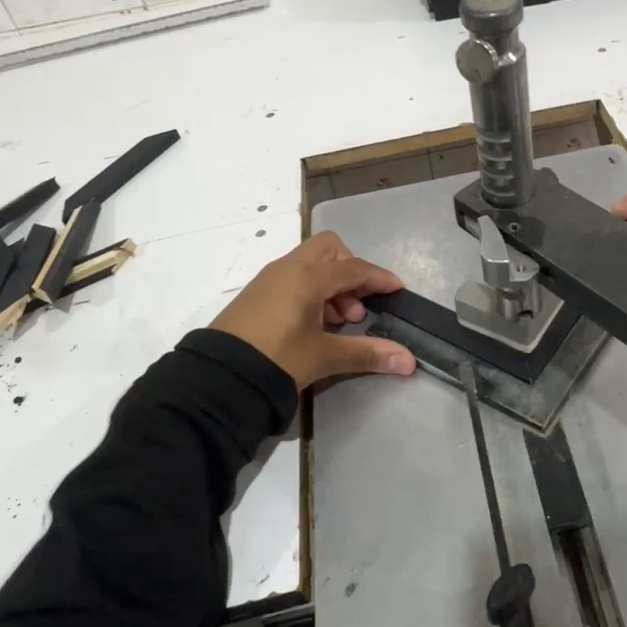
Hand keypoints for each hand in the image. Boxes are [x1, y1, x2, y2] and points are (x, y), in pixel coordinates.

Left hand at [212, 232, 416, 389]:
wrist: (217, 377)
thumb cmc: (276, 358)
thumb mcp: (324, 356)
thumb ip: (367, 353)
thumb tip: (409, 361)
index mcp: (308, 277)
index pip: (354, 268)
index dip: (379, 278)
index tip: (397, 290)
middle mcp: (289, 268)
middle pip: (330, 249)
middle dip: (350, 271)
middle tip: (356, 307)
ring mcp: (270, 278)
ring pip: (310, 264)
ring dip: (331, 284)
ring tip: (337, 322)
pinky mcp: (257, 293)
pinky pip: (294, 277)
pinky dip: (311, 291)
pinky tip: (312, 325)